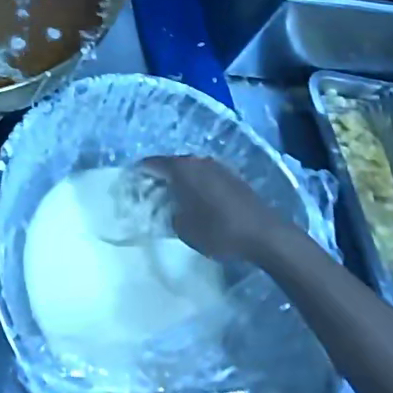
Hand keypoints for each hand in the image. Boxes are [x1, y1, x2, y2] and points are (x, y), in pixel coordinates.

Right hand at [141, 155, 290, 261]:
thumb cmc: (218, 230)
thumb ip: (170, 215)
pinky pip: (204, 175)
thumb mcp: (184, 229)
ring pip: (190, 168)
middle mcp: (199, 161)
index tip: (130, 180)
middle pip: (172, 163)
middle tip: (148, 191)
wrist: (262, 232)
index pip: (154, 163)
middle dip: (160, 175)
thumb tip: (170, 209)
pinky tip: (194, 199)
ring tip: (169, 196)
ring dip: (179, 179)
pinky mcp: (231, 176)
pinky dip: (195, 183)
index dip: (141, 171)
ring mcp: (217, 166)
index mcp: (183, 169)